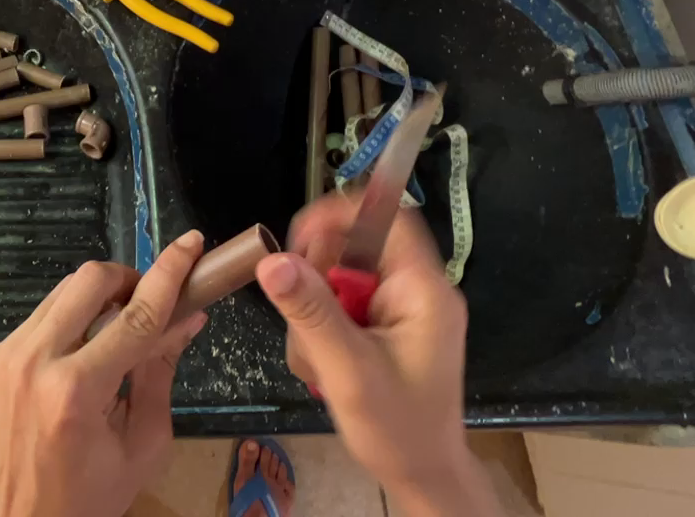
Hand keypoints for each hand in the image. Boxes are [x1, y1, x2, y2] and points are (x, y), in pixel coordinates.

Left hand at [0, 229, 209, 516]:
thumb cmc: (91, 497)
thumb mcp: (144, 444)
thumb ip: (162, 371)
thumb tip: (189, 316)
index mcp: (76, 391)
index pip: (135, 316)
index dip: (169, 274)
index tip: (190, 244)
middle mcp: (36, 359)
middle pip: (91, 280)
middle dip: (130, 278)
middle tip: (151, 302)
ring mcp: (10, 351)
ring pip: (66, 287)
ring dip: (103, 293)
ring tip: (122, 325)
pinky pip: (47, 309)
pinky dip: (76, 313)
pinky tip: (88, 345)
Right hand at [255, 194, 499, 515]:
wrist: (423, 480)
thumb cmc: (397, 430)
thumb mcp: (349, 372)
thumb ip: (311, 312)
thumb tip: (271, 260)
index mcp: (422, 289)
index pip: (387, 216)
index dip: (339, 214)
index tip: (297, 240)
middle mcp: (414, 288)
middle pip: (350, 245)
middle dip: (315, 277)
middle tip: (301, 318)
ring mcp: (398, 306)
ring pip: (335, 274)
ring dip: (312, 310)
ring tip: (317, 357)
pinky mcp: (383, 323)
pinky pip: (337, 300)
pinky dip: (319, 327)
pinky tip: (323, 363)